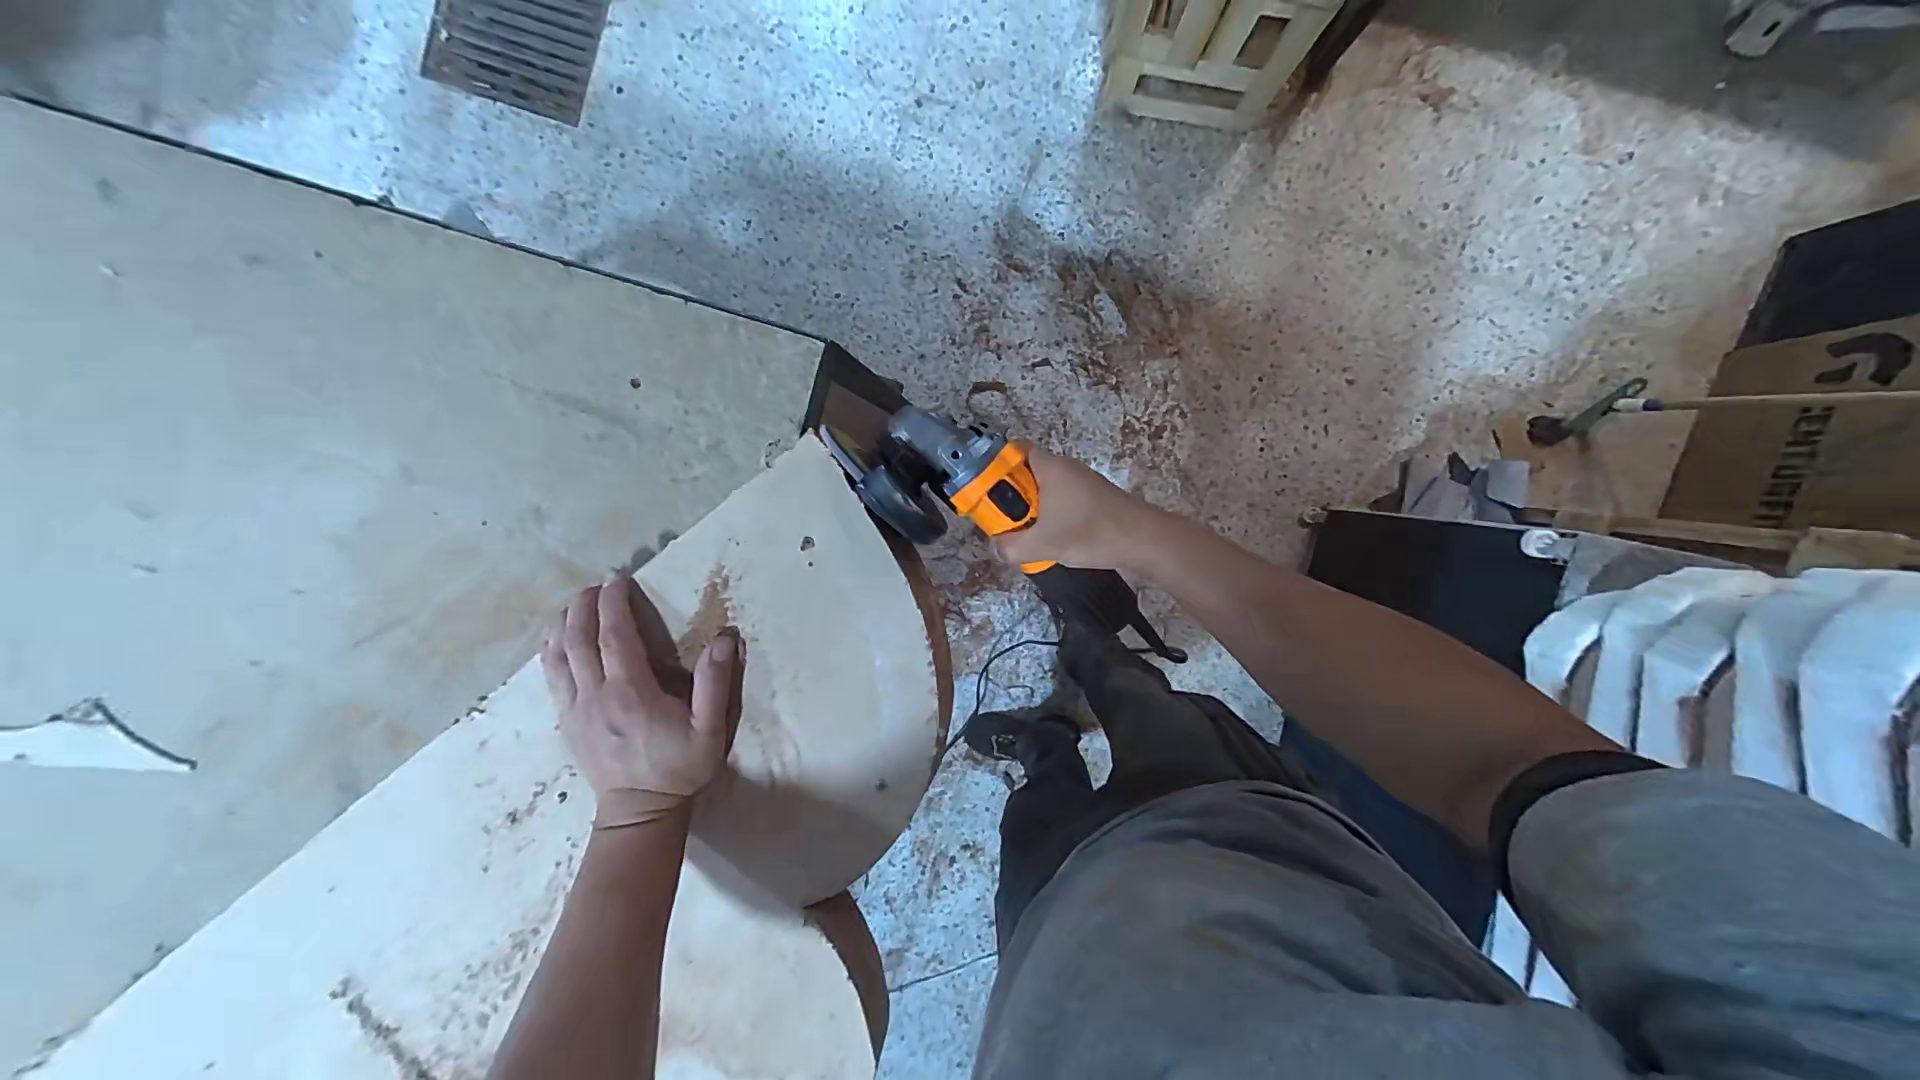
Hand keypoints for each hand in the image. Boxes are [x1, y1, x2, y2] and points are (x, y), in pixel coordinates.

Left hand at [542, 576, 740, 828]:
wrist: (639, 813)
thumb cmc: (680, 768)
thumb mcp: (710, 730)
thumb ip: (715, 684)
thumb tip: (724, 640)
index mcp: (630, 693)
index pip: (614, 636)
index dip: (613, 604)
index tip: (618, 580)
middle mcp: (595, 696)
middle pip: (578, 639)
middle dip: (584, 606)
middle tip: (595, 585)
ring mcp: (575, 710)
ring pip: (558, 656)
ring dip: (564, 624)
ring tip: (574, 604)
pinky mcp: (567, 722)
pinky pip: (552, 677)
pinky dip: (553, 650)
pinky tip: (559, 640)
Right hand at [994, 445, 1162, 571]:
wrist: (1144, 540)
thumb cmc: (1091, 533)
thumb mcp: (1043, 545)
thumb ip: (1012, 547)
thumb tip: (997, 547)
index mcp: (1050, 468)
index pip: (1013, 451)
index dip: (995, 469)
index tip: (987, 494)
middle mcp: (1065, 468)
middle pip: (1027, 474)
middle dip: (1012, 498)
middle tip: (1006, 522)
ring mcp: (1082, 481)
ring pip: (1045, 490)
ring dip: (1033, 510)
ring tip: (1028, 535)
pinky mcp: (1094, 497)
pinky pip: (1062, 500)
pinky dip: (1052, 516)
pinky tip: (1054, 539)